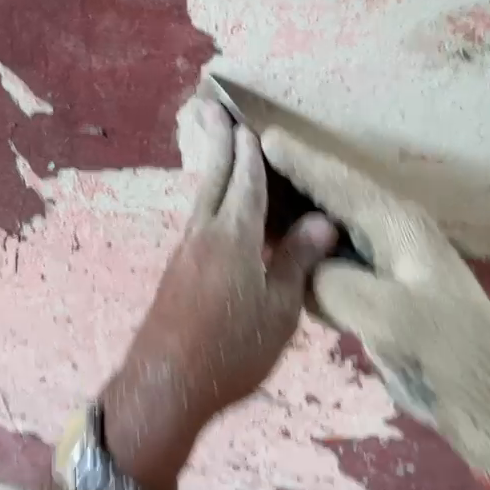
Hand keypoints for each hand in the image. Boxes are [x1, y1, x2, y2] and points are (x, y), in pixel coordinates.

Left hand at [98, 93, 335, 489]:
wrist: (167, 382)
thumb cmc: (233, 350)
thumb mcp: (279, 311)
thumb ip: (297, 262)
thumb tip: (322, 221)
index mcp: (233, 237)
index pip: (246, 183)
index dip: (251, 153)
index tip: (249, 122)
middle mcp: (205, 232)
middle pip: (214, 177)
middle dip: (218, 141)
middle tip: (212, 107)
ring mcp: (186, 249)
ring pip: (202, 195)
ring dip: (211, 165)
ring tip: (216, 144)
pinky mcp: (178, 267)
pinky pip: (198, 216)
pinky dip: (208, 194)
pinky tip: (214, 203)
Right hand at [262, 127, 489, 489]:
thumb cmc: (445, 350)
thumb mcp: (385, 316)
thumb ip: (331, 282)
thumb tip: (301, 268)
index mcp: (394, 223)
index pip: (335, 181)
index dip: (297, 159)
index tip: (260, 136)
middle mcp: (387, 231)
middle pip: (328, 194)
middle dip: (291, 176)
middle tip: (246, 161)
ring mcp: (382, 261)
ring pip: (326, 226)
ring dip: (294, 214)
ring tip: (251, 199)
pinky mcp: (376, 291)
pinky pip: (330, 260)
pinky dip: (304, 252)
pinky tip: (277, 252)